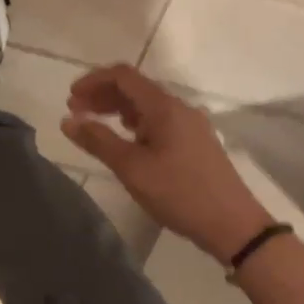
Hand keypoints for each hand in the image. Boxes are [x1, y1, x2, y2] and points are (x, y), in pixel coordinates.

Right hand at [61, 65, 275, 263]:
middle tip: (76, 112)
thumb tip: (68, 120)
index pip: (122, 76)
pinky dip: (135, 122)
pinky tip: (125, 140)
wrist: (236, 227)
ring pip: (146, 105)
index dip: (93, 81)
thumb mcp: (131, 168)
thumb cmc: (180, 193)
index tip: (70, 99)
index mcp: (164, 107)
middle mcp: (179, 109)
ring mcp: (191, 125)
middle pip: (134, 88)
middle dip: (101, 95)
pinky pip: (159, 120)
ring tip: (95, 126)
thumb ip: (97, 140)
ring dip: (117, 109)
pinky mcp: (196, 143)